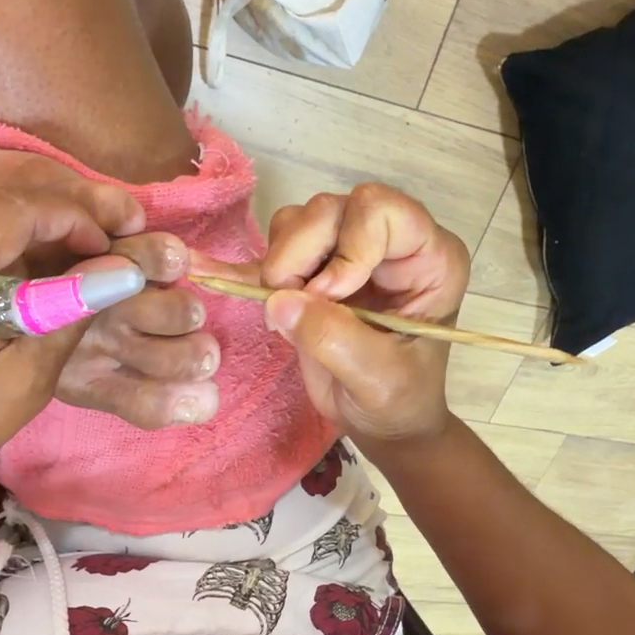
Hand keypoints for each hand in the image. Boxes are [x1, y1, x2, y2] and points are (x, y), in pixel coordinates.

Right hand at [223, 183, 469, 443]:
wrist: (383, 423)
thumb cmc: (398, 401)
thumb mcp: (377, 379)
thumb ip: (334, 339)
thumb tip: (280, 301)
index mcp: (427, 258)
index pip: (380, 211)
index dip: (347, 246)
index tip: (331, 296)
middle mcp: (388, 244)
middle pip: (330, 211)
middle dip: (300, 254)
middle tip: (288, 304)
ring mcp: (346, 253)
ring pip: (298, 224)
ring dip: (279, 265)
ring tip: (282, 313)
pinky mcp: (312, 272)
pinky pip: (274, 251)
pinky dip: (243, 268)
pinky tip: (207, 270)